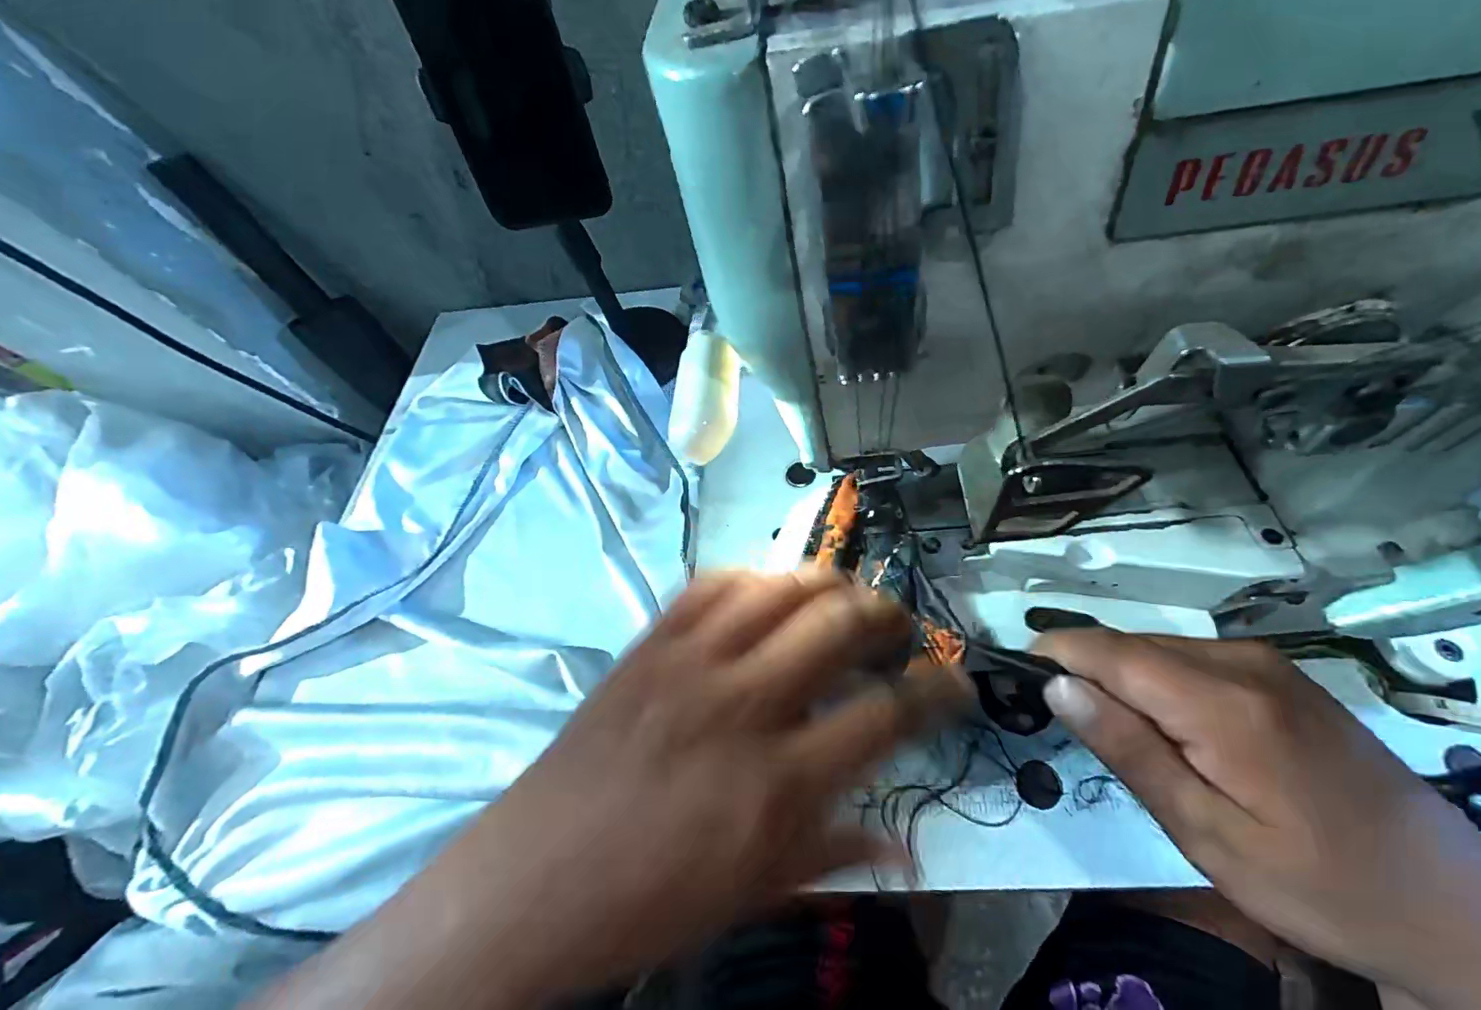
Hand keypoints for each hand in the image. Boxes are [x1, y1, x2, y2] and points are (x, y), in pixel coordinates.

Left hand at [254, 570, 966, 1009]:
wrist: (525, 887)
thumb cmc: (648, 902)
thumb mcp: (754, 892)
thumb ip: (835, 852)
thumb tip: (907, 846)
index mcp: (777, 779)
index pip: (886, 713)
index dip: (936, 692)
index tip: (955, 685)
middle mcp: (742, 703)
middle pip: (840, 624)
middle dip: (889, 617)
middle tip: (899, 632)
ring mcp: (690, 662)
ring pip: (781, 588)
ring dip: (830, 584)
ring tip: (848, 600)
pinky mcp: (649, 644)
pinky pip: (713, 583)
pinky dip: (757, 578)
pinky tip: (772, 594)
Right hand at [1036, 632, 1480, 1009]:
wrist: (1450, 903)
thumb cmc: (1316, 883)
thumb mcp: (1207, 834)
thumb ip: (1130, 750)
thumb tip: (1058, 686)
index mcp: (1221, 701)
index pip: (1111, 652)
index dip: (1057, 651)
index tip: (1014, 668)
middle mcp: (1243, 662)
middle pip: (1135, 646)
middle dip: (1087, 666)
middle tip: (1056, 714)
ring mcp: (1270, 664)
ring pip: (1164, 650)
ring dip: (1123, 675)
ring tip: (1109, 728)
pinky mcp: (1285, 676)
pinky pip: (1198, 660)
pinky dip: (1162, 680)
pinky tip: (1166, 725)